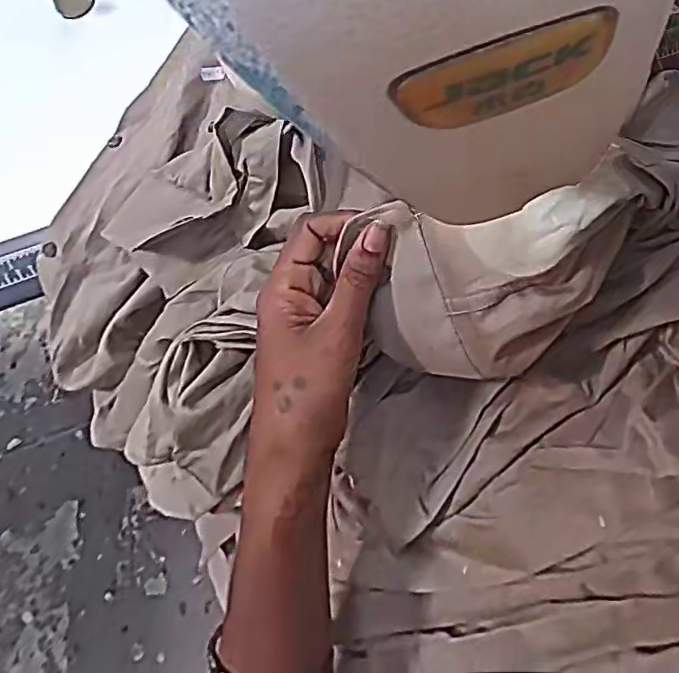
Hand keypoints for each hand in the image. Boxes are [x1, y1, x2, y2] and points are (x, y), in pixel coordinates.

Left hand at [249, 212, 390, 482]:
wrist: (295, 454)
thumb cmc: (306, 396)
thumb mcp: (337, 330)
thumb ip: (358, 277)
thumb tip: (377, 231)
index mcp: (281, 287)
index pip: (310, 232)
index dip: (344, 223)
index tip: (381, 227)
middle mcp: (291, 295)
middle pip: (323, 249)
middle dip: (358, 242)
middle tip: (396, 245)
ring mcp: (306, 314)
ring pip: (336, 273)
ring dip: (363, 267)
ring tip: (396, 265)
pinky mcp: (321, 333)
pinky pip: (343, 298)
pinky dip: (363, 290)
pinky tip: (385, 292)